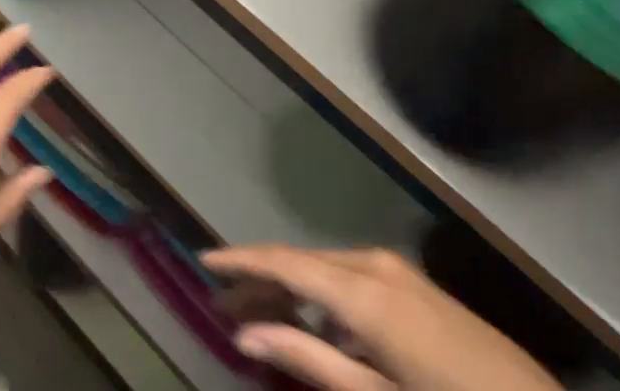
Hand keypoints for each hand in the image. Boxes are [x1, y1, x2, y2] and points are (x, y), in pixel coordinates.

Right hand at [202, 247, 562, 390]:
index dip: (240, 260)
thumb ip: (306, 359)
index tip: (203, 261)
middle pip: (302, 261)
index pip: (284, 262)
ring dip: (291, 286)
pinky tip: (316, 325)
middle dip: (261, 279)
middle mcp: (375, 266)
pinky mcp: (416, 285)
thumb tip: (245, 333)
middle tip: (225, 305)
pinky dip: (322, 294)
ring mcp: (400, 272)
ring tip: (260, 313)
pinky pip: (352, 277)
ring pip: (325, 268)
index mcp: (362, 291)